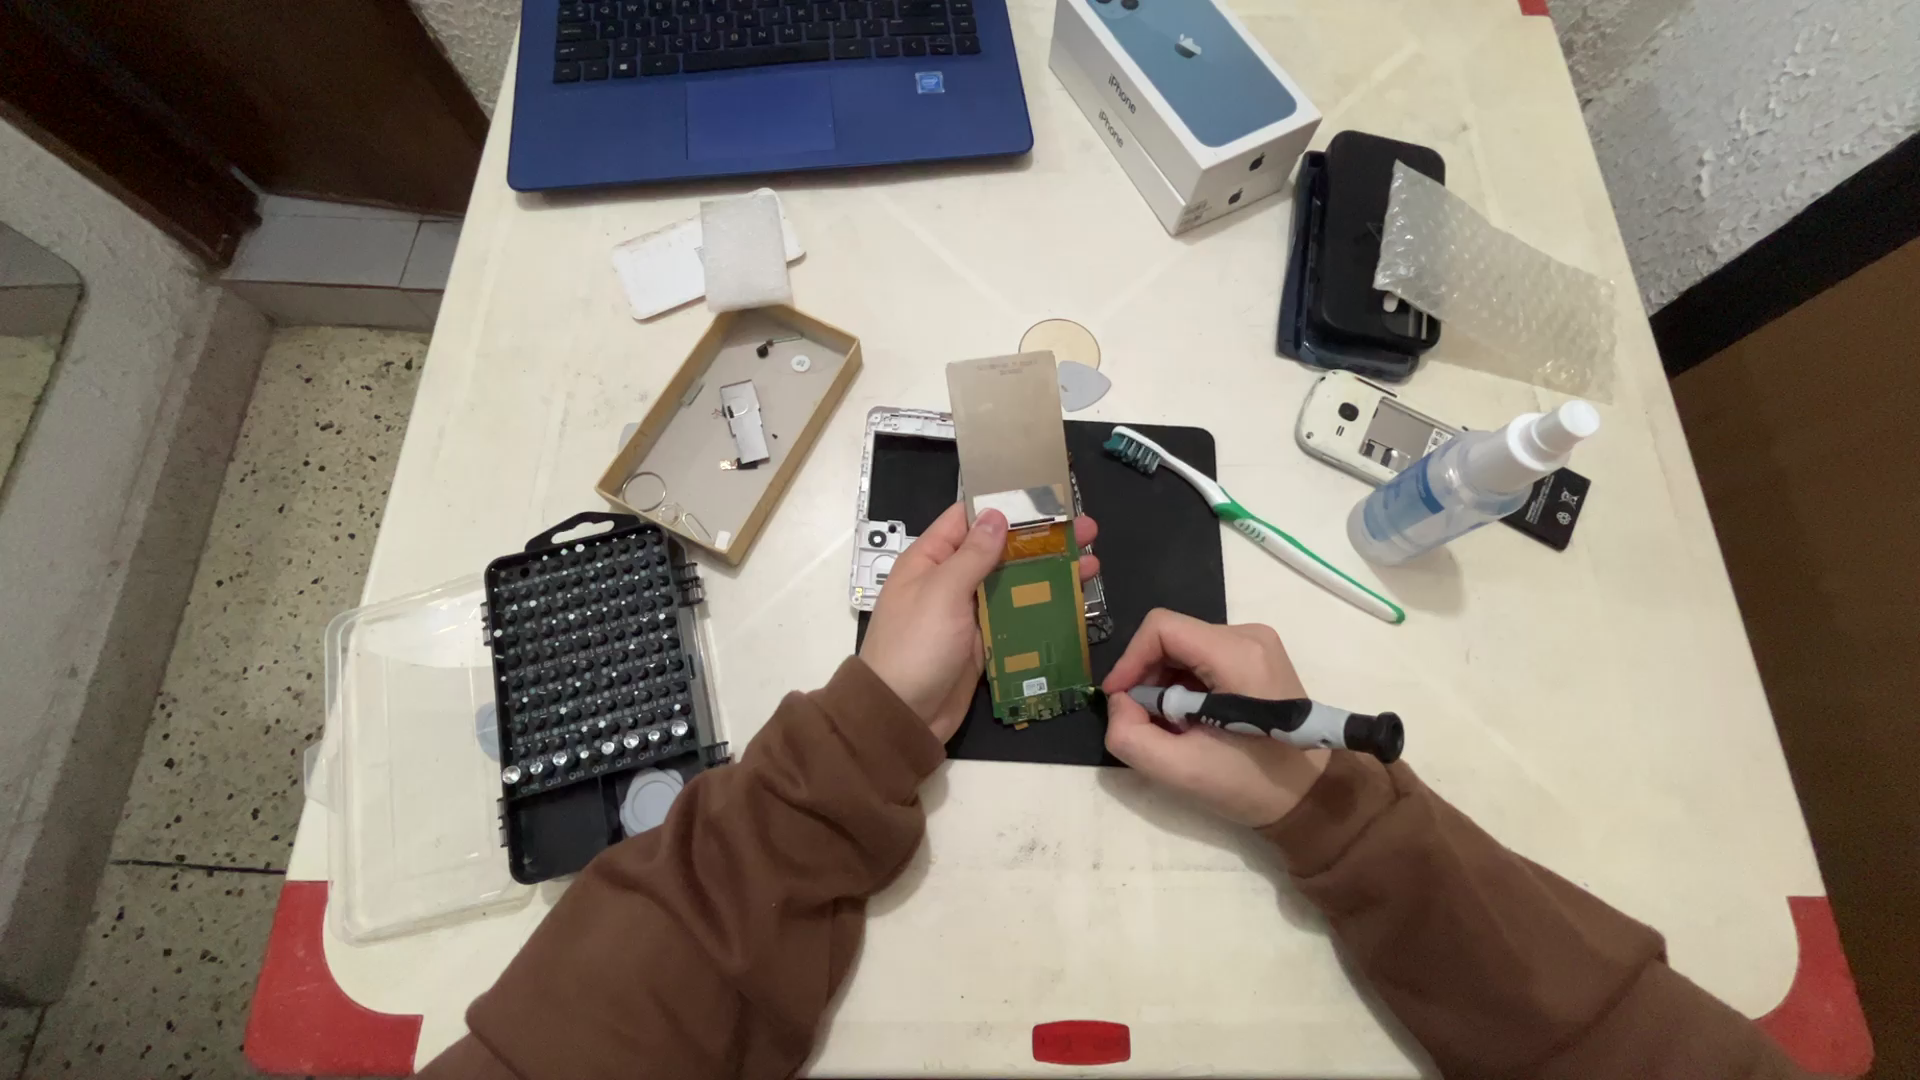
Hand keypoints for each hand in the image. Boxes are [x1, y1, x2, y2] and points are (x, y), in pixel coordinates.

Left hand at [862, 503, 1099, 741]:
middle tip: (1088, 530)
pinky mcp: (985, 641)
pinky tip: (1075, 600)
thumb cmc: (915, 646)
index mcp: (930, 560)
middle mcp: (950, 580)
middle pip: (1000, 550)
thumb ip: (972, 555)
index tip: (1046, 496)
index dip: (1006, 506)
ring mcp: (969, 612)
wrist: (903, 715)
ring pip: (1014, 583)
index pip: (968, 519)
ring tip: (1093, 563)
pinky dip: (1043, 607)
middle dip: (1042, 539)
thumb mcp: (941, 593)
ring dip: (1051, 572)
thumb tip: (996, 515)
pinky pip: (1017, 616)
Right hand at [1101, 609, 1327, 827]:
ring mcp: (1256, 643)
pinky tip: (1190, 717)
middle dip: (1148, 677)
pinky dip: (1183, 684)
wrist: (1314, 796)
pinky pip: (1201, 656)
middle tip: (1147, 720)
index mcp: (1237, 654)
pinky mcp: (1256, 655)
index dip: (1130, 660)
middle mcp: (1248, 636)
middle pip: (1172, 637)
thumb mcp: (1181, 771)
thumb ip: (1130, 736)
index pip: (1161, 628)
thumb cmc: (1252, 783)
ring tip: (1171, 724)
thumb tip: (1118, 702)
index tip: (1118, 698)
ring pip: (1183, 646)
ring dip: (1164, 683)